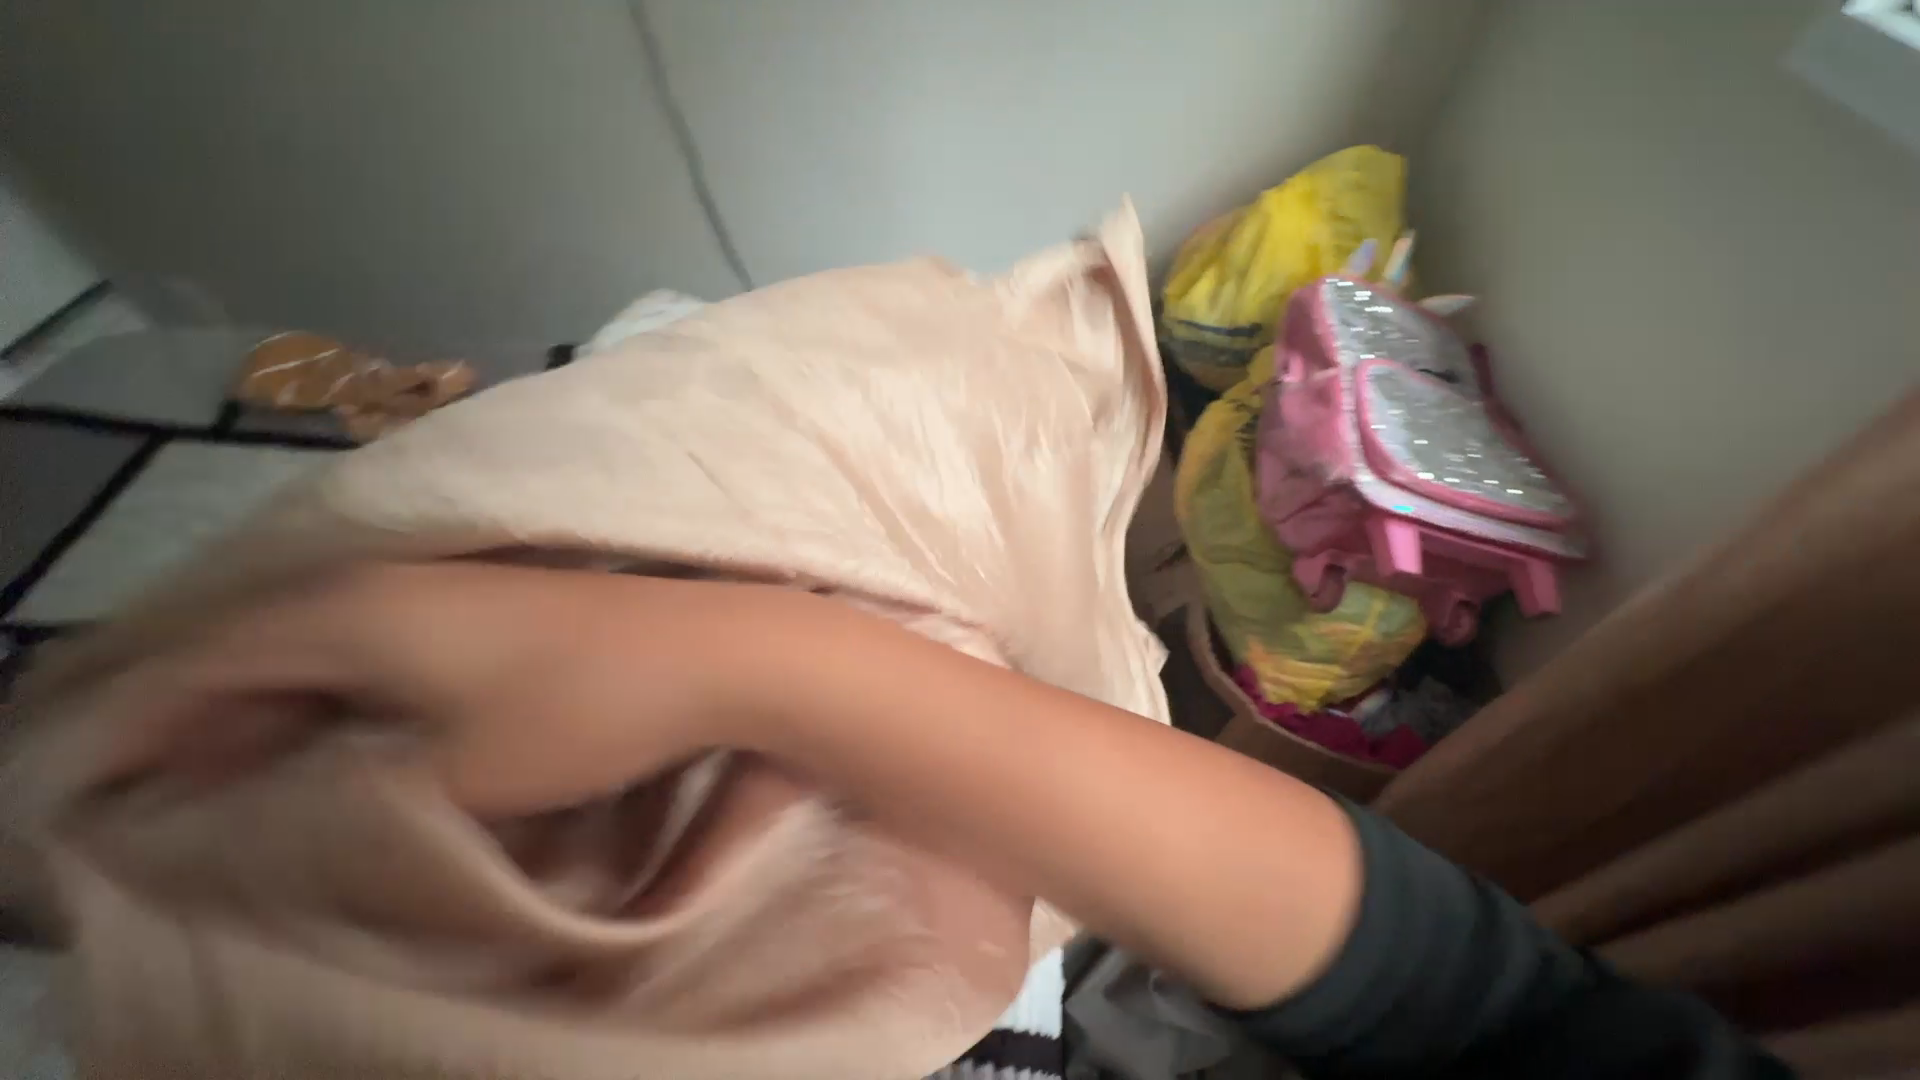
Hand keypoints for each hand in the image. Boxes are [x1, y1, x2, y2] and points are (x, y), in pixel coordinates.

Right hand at [81, 562, 772, 815]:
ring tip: (253, 781)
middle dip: (211, 725)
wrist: (707, 648)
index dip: (142, 730)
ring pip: (328, 645)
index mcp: (350, 612)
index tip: (106, 795)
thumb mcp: (453, 777)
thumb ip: (340, 796)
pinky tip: (357, 734)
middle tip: (177, 802)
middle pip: (260, 650)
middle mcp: (388, 580)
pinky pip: (388, 644)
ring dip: (284, 709)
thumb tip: (258, 809)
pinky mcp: (497, 603)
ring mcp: (450, 584)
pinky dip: (351, 691)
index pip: (199, 666)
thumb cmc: (582, 709)